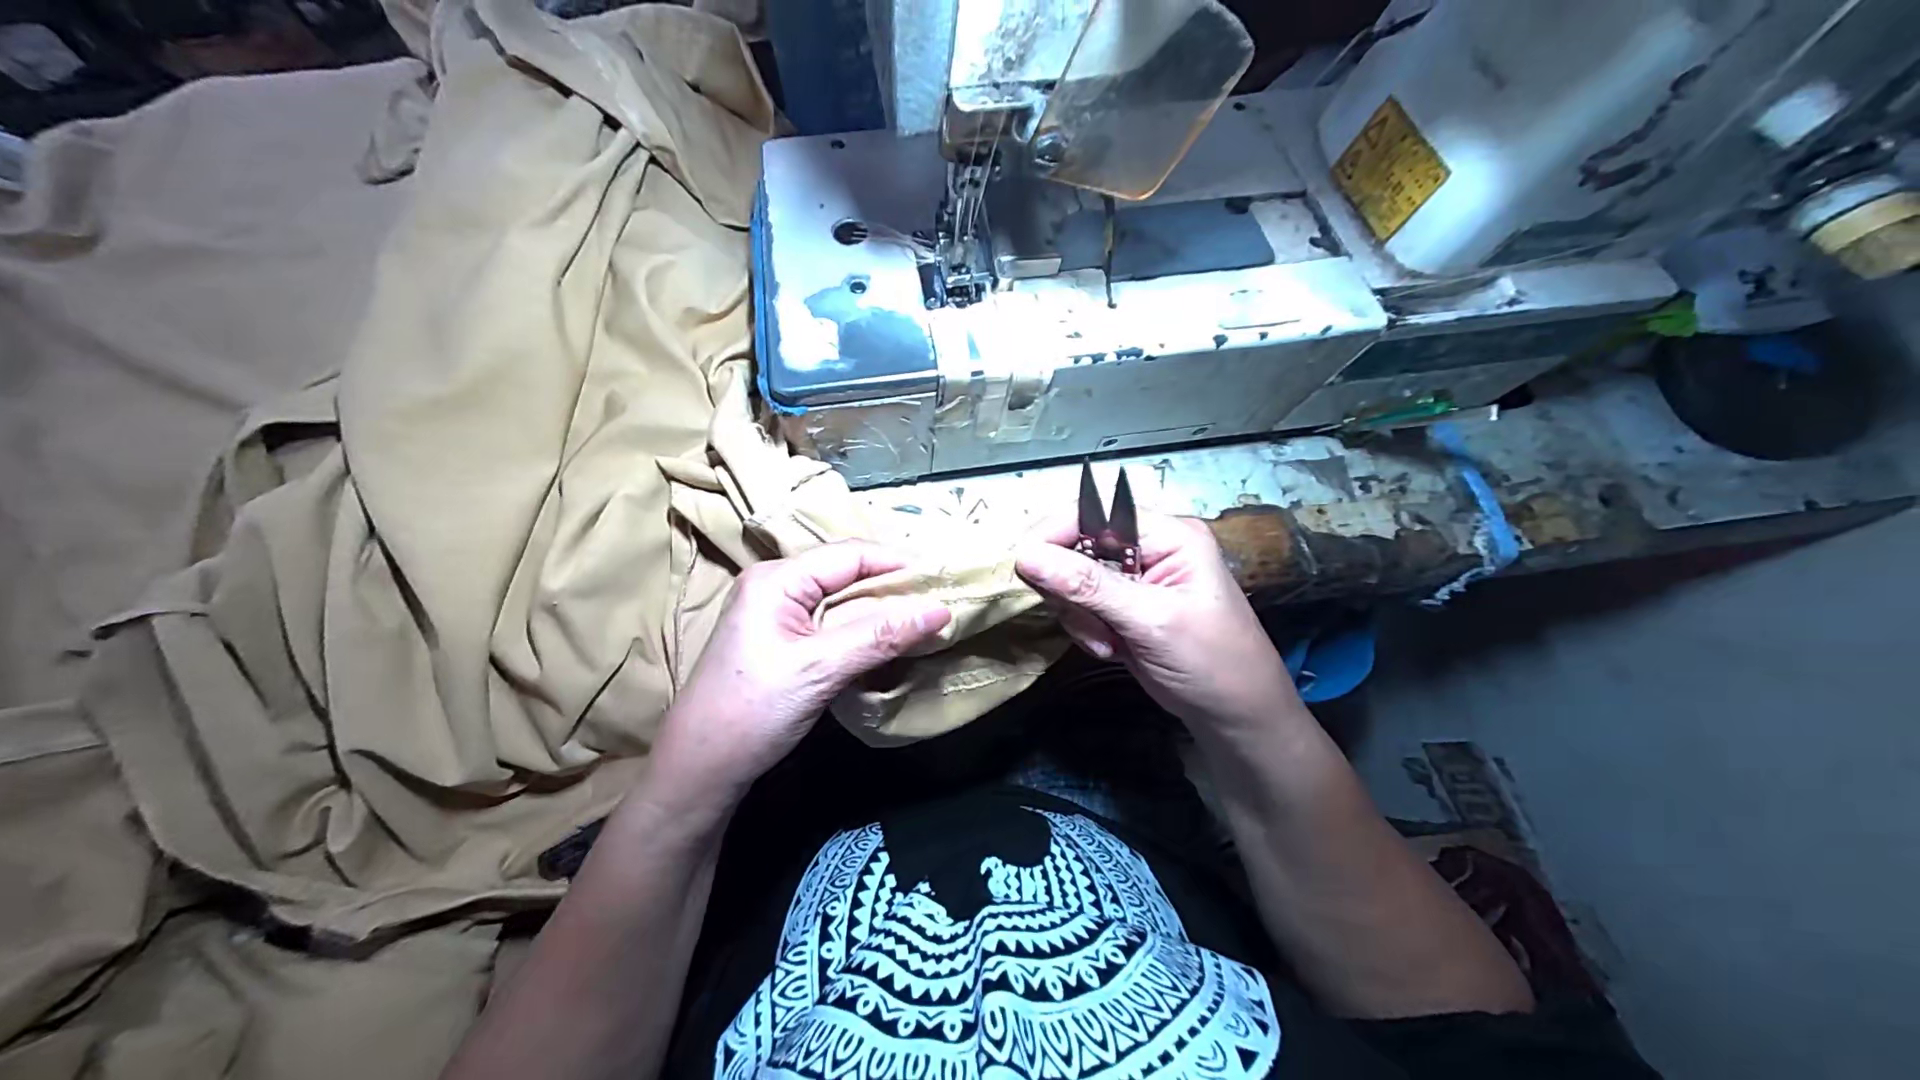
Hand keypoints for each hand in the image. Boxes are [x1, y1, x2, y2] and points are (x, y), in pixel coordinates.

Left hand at [646, 542, 952, 813]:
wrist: (701, 769)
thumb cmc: (754, 711)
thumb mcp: (821, 668)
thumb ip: (880, 635)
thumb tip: (941, 610)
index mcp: (777, 579)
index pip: (850, 554)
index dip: (899, 563)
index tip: (945, 578)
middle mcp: (776, 586)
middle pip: (847, 573)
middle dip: (894, 588)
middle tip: (942, 602)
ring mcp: (778, 614)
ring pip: (843, 600)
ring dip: (882, 611)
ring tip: (926, 621)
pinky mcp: (783, 641)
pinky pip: (833, 623)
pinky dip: (864, 630)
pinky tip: (891, 642)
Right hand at [1015, 512, 1299, 730]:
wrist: (1234, 716)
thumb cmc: (1211, 662)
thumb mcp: (1150, 621)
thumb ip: (1087, 586)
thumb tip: (1026, 555)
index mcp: (1167, 534)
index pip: (1094, 514)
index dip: (1054, 534)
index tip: (1024, 565)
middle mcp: (1146, 547)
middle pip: (1075, 546)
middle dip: (1072, 589)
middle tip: (1089, 623)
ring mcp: (1132, 578)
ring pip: (1070, 579)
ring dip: (1079, 615)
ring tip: (1109, 643)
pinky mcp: (1120, 606)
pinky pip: (1079, 604)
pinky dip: (1084, 628)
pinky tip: (1111, 649)